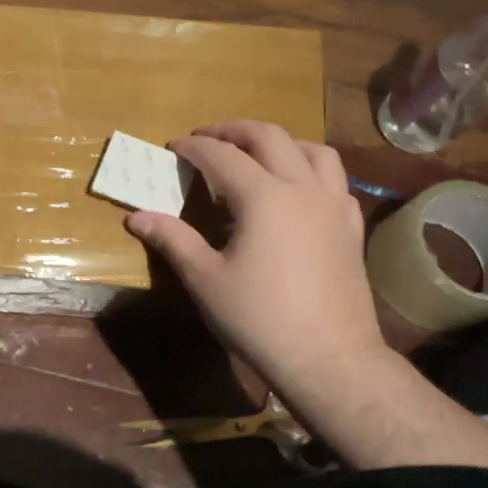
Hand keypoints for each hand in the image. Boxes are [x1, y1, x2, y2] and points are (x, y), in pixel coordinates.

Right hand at [126, 121, 386, 386]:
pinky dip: (310, 170)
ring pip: (313, 151)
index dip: (194, 147)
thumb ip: (173, 240)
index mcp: (264, 197)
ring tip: (255, 154)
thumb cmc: (258, 319)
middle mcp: (303, 188)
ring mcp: (334, 206)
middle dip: (234, 131)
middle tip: (207, 137)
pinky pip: (334, 181)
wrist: (328, 357)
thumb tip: (136, 216)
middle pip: (270, 138)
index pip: (222, 156)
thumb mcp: (205, 280)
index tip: (172, 147)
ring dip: (279, 142)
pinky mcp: (350, 227)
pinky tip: (296, 189)